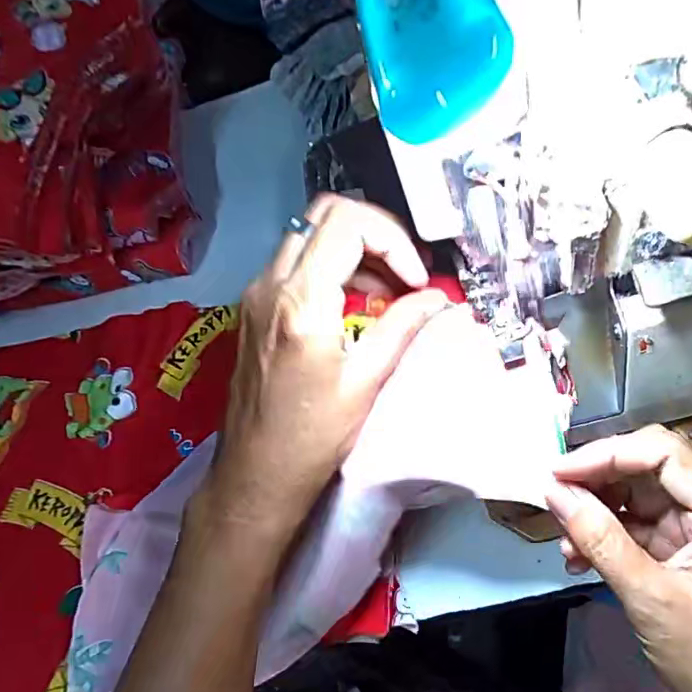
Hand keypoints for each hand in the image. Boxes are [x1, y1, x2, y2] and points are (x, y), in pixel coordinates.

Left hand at [201, 194, 449, 540]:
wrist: (256, 475)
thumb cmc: (311, 439)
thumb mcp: (365, 382)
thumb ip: (402, 328)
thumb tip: (438, 299)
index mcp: (300, 300)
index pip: (349, 223)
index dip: (394, 241)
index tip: (416, 281)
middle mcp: (269, 285)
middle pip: (324, 216)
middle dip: (375, 236)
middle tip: (404, 276)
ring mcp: (255, 295)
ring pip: (308, 237)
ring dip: (354, 254)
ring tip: (388, 296)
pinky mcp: (253, 310)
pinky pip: (295, 265)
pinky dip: (331, 270)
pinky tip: (355, 308)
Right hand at [544, 425, 691, 691]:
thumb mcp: (647, 595)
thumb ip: (600, 539)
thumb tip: (554, 493)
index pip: (664, 454)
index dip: (607, 455)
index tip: (558, 473)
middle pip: (647, 470)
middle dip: (596, 483)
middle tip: (554, 500)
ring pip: (635, 497)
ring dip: (594, 513)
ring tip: (565, 542)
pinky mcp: (678, 550)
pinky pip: (633, 526)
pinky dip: (603, 536)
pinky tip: (577, 557)